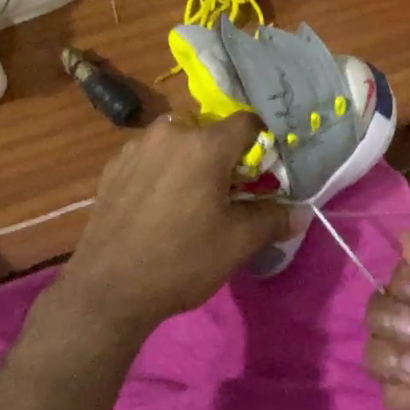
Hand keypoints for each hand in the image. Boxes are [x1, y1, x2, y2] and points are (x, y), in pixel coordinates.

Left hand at [55, 115, 291, 333]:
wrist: (110, 287)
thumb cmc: (182, 260)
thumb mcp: (237, 243)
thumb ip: (272, 219)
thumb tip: (300, 213)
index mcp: (205, 144)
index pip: (247, 122)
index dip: (261, 144)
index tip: (263, 173)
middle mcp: (169, 133)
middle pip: (208, 129)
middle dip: (222, 153)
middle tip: (226, 190)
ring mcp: (136, 147)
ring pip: (175, 140)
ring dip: (189, 158)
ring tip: (190, 198)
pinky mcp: (113, 167)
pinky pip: (148, 156)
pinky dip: (160, 169)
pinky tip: (158, 205)